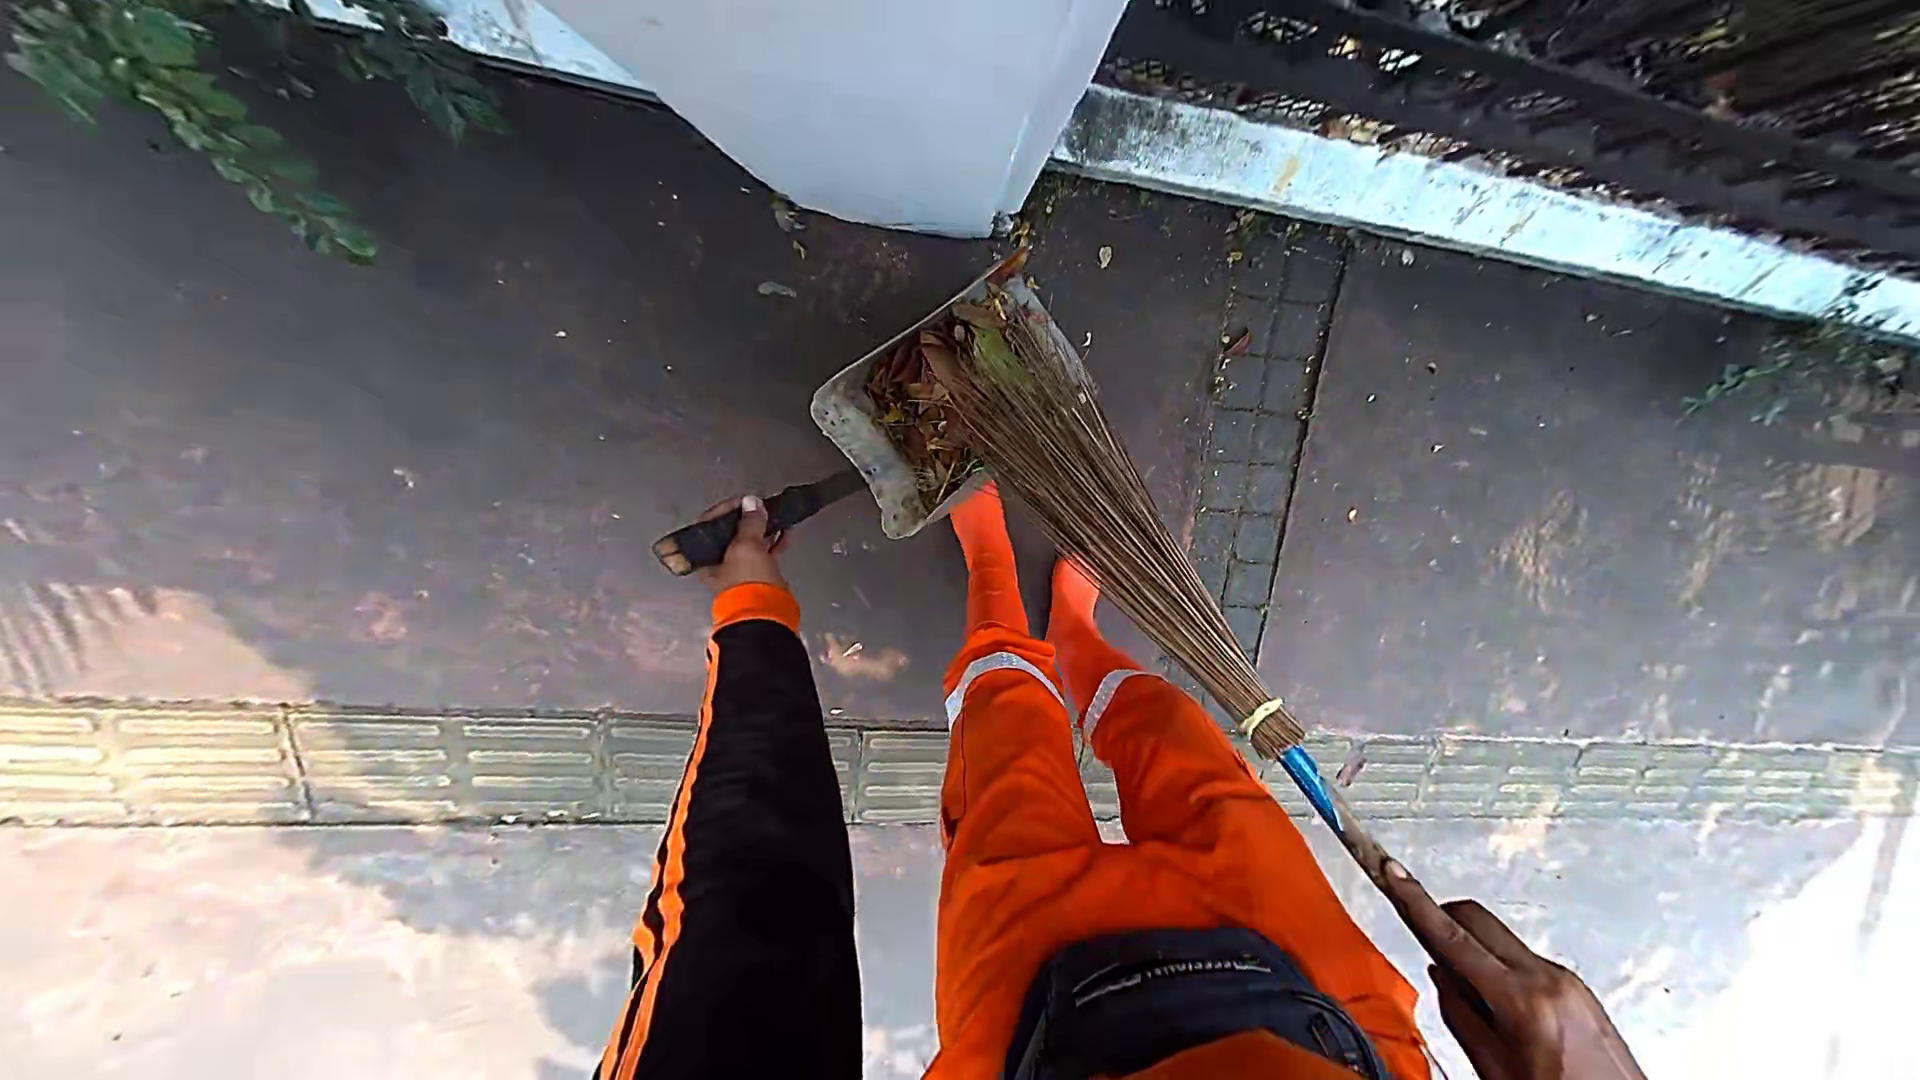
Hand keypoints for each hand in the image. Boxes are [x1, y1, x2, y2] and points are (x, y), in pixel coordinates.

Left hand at [696, 494, 789, 594]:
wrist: (766, 611)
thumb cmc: (748, 578)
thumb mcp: (746, 546)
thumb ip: (749, 522)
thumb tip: (752, 500)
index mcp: (706, 555)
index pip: (710, 523)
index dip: (726, 509)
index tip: (744, 501)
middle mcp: (720, 560)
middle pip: (732, 531)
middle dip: (748, 517)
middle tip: (761, 505)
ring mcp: (741, 566)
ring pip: (752, 539)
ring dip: (764, 526)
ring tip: (777, 514)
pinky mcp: (761, 572)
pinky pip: (767, 550)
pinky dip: (776, 539)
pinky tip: (787, 529)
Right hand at [1381, 860, 1645, 1079]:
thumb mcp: (1495, 1070)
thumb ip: (1459, 1013)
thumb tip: (1442, 975)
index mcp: (1522, 1002)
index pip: (1451, 936)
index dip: (1414, 899)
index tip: (1393, 871)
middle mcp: (1549, 981)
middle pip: (1475, 918)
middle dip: (1444, 919)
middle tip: (1428, 943)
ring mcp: (1569, 984)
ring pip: (1499, 939)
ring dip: (1475, 950)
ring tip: (1479, 998)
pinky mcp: (1581, 991)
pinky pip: (1525, 960)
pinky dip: (1502, 969)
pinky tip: (1506, 1006)